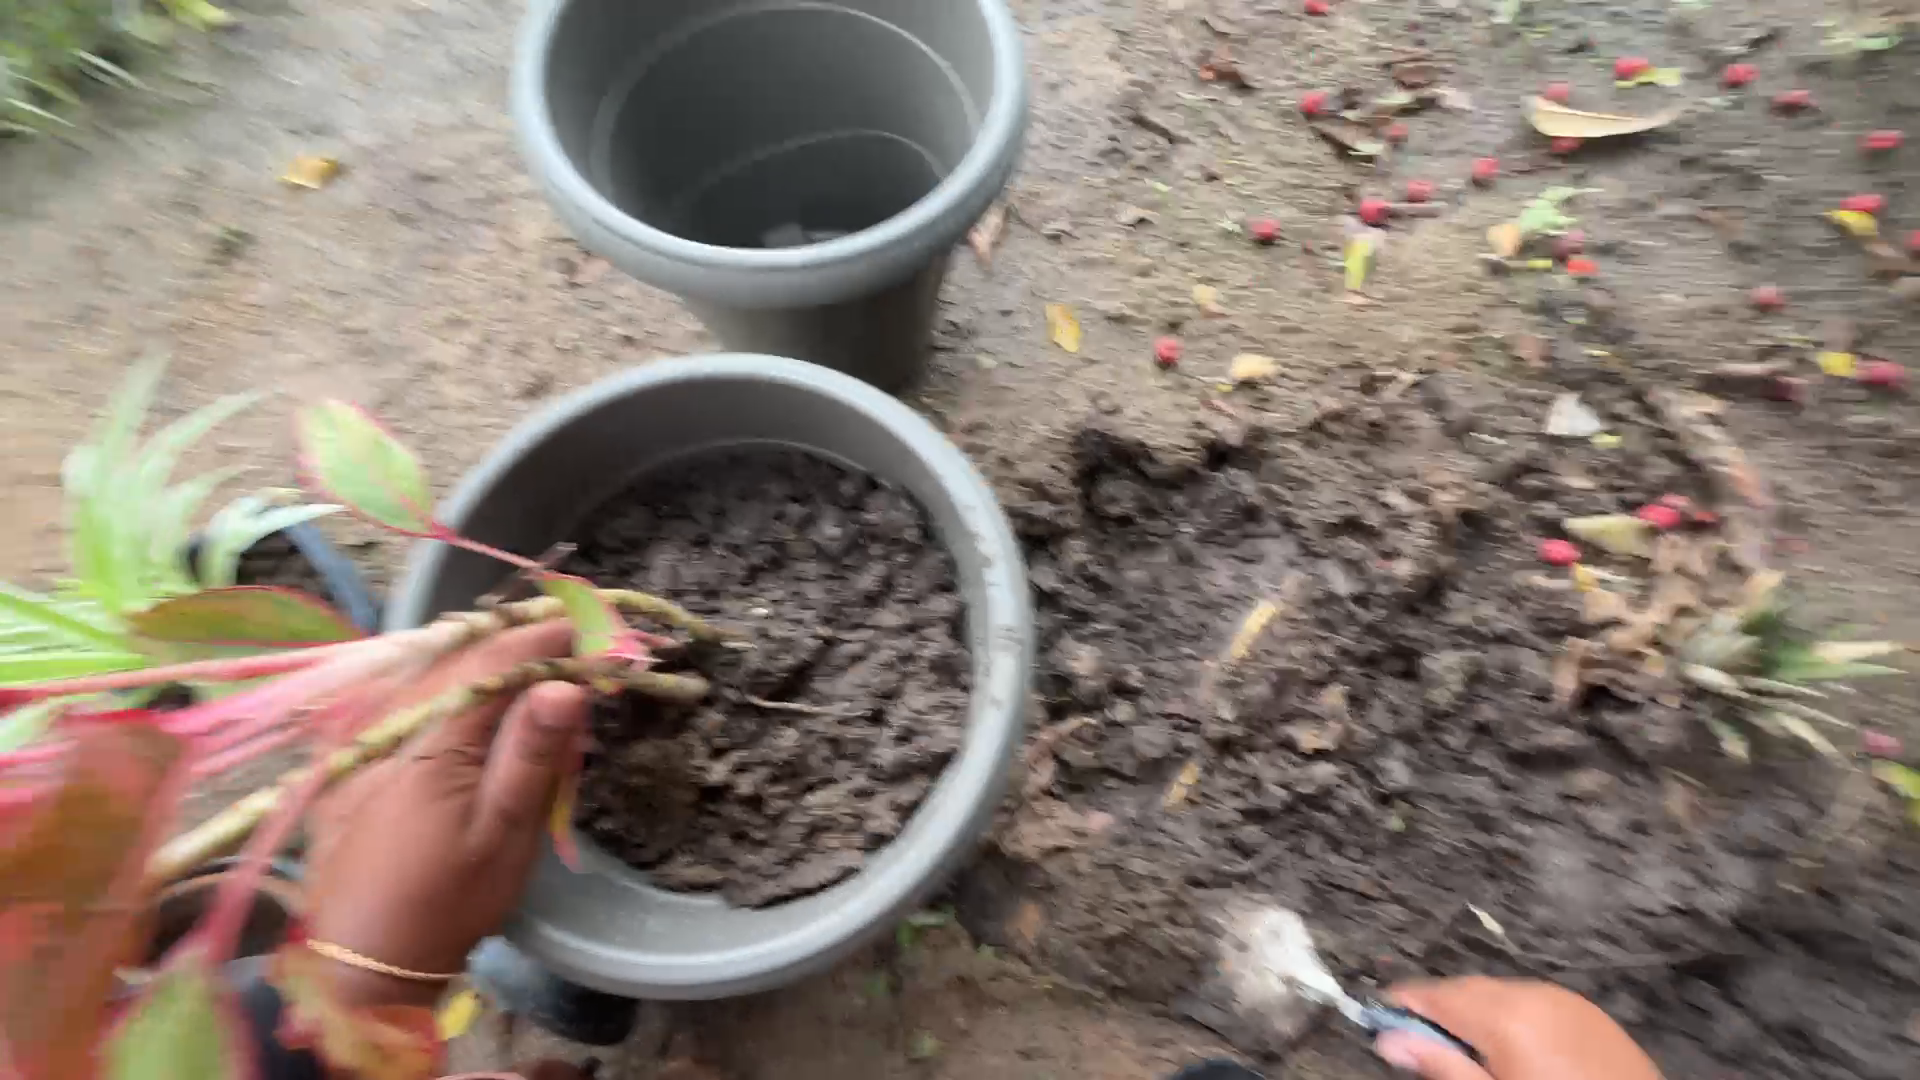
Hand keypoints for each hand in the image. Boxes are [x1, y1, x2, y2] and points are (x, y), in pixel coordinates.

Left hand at [304, 622, 590, 1007]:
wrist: (363, 965)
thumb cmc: (449, 901)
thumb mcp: (506, 830)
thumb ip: (533, 751)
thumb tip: (569, 683)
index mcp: (425, 742)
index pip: (499, 659)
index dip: (555, 636)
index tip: (607, 630)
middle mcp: (385, 724)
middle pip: (470, 654)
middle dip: (535, 647)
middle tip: (590, 660)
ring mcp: (363, 737)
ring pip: (443, 668)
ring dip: (504, 665)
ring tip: (554, 683)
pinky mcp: (358, 753)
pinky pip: (421, 693)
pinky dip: (471, 688)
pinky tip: (499, 706)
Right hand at [1375, 977, 1660, 1079]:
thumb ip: (1441, 1067)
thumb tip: (1385, 1039)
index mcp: (1502, 1014)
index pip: (1430, 993)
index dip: (1401, 1006)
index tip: (1382, 1024)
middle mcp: (1527, 992)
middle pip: (1461, 989)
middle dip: (1442, 1013)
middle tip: (1432, 1050)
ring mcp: (1561, 998)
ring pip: (1495, 994)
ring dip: (1477, 1015)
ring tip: (1480, 1056)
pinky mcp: (1587, 1011)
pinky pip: (1530, 1002)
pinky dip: (1513, 1018)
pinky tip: (1520, 1052)